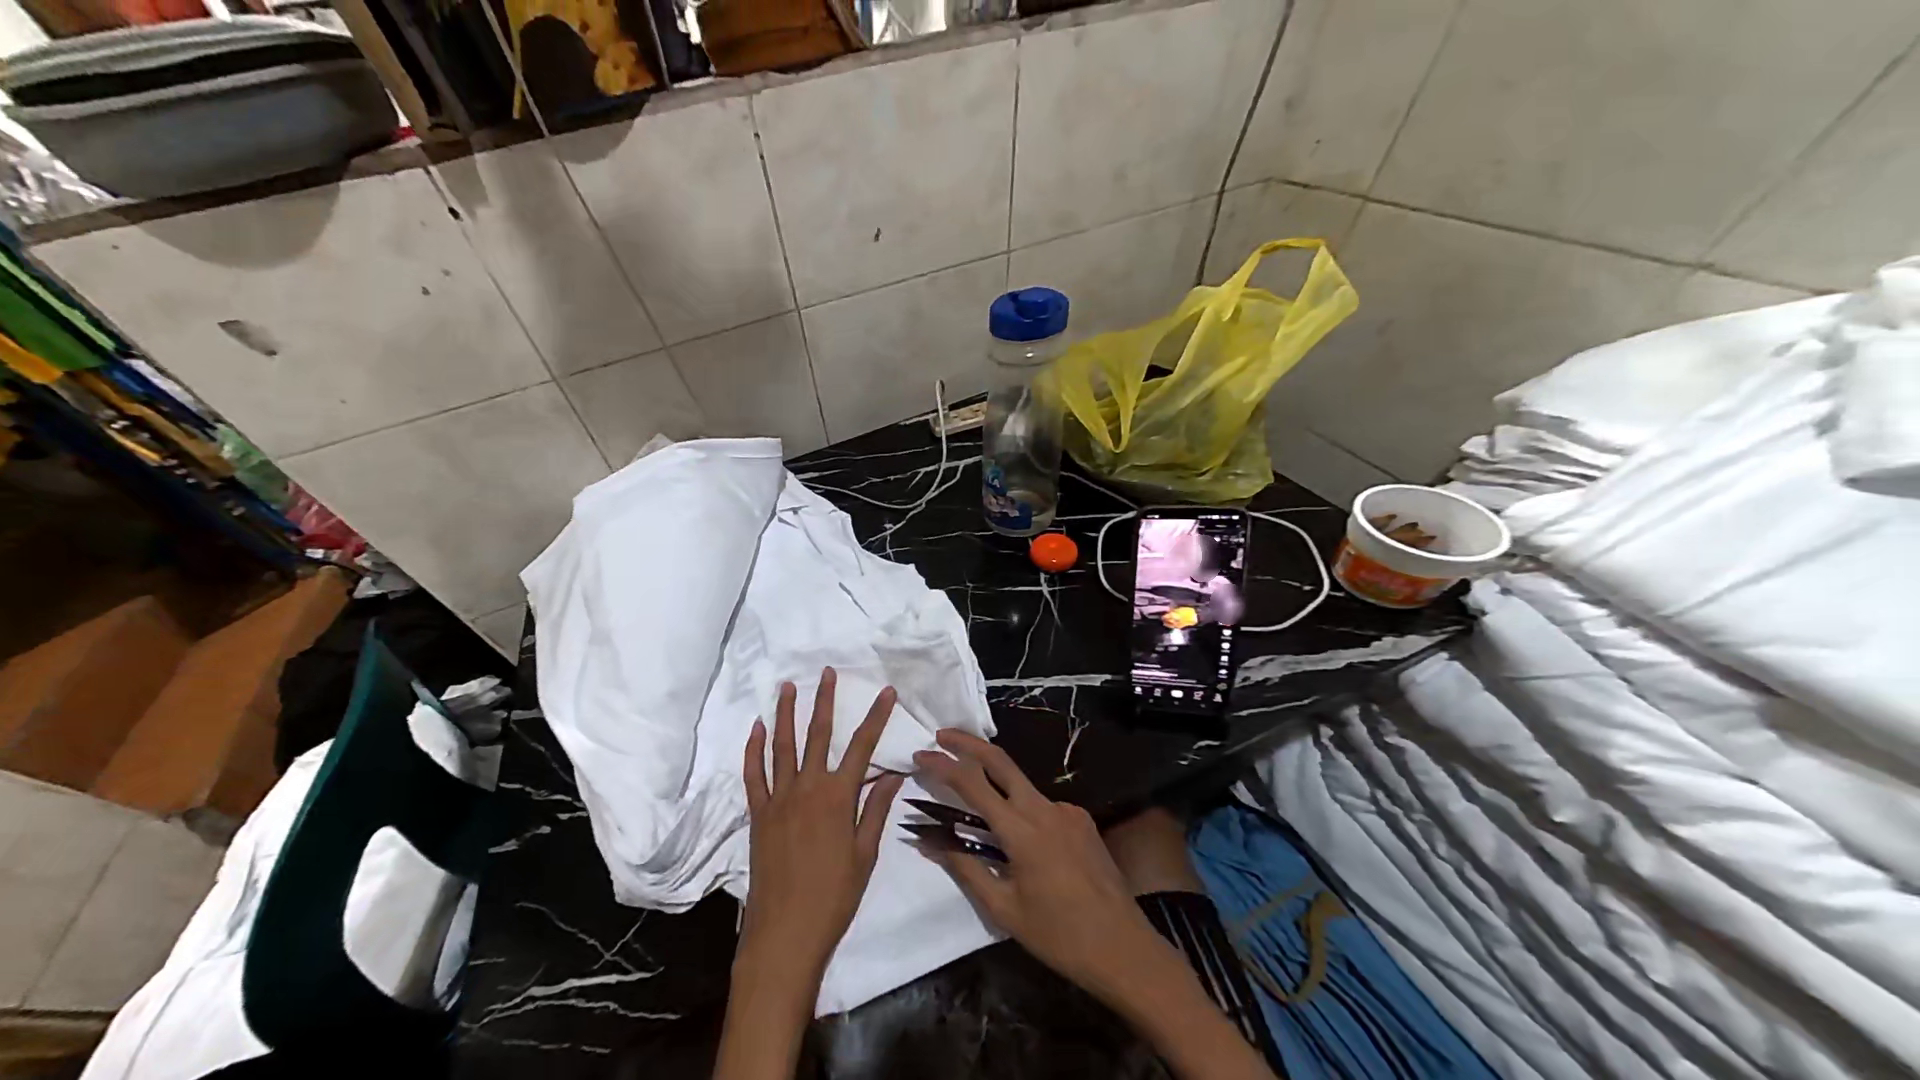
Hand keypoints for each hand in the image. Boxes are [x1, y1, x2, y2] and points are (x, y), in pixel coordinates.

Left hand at [738, 668, 904, 985]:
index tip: (886, 691)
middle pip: (817, 735)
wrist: (785, 934)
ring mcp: (778, 800)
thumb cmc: (834, 896)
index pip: (862, 747)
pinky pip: (753, 775)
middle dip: (824, 701)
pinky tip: (757, 729)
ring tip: (787, 686)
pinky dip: (754, 749)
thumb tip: (893, 774)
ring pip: (781, 747)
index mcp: (838, 797)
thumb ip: (875, 810)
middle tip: (826, 672)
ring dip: (785, 714)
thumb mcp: (865, 854)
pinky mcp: (758, 815)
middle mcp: (807, 789)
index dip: (876, 717)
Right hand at [911, 730, 1187, 1004]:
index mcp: (1021, 830)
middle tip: (942, 736)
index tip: (921, 754)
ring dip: (995, 782)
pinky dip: (1022, 810)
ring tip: (975, 803)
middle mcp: (1044, 808)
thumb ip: (965, 868)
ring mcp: (1067, 811)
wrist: (1123, 947)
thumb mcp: (1003, 909)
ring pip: (1022, 785)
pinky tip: (1019, 840)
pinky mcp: (1082, 820)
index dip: (943, 765)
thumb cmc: (1058, 935)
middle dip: (969, 743)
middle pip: (1000, 761)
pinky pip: (1043, 806)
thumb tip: (929, 841)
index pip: (973, 784)